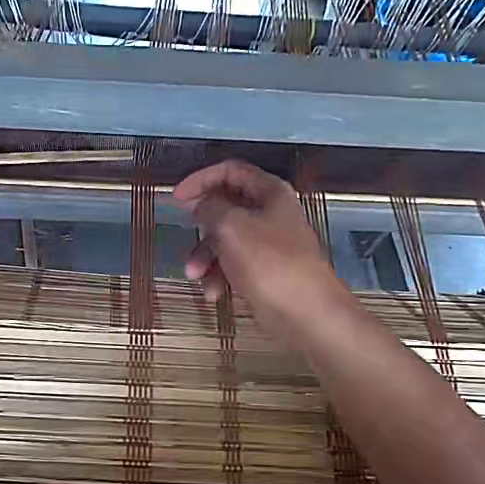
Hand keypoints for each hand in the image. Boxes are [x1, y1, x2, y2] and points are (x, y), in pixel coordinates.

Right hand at [171, 160, 348, 336]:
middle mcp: (271, 214)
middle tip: (186, 235)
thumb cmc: (270, 263)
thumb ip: (210, 208)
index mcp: (269, 193)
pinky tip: (214, 294)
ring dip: (206, 257)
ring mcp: (269, 245)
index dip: (201, 179)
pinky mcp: (266, 273)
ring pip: (227, 241)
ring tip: (195, 275)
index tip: (178, 197)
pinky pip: (234, 267)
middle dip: (202, 226)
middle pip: (226, 209)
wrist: (306, 312)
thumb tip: (202, 205)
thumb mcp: (231, 226)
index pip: (230, 171)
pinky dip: (220, 277)